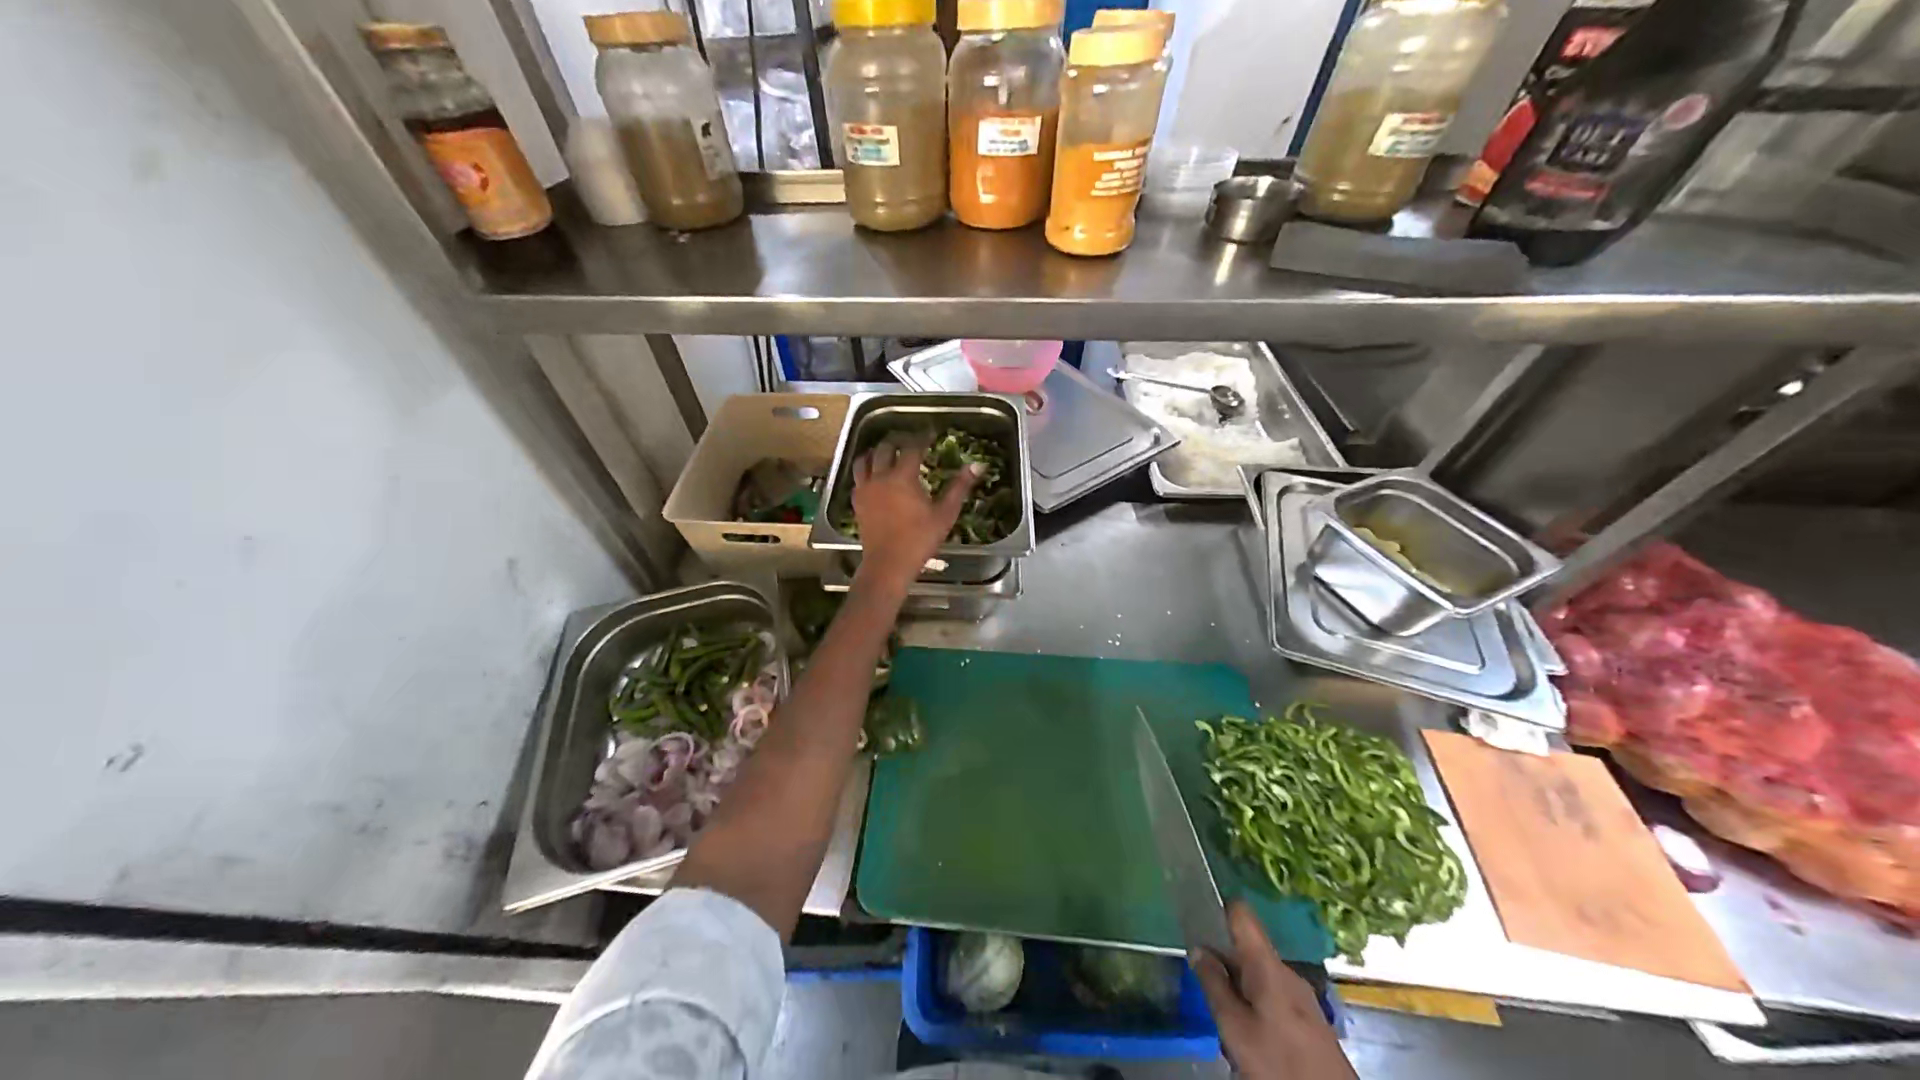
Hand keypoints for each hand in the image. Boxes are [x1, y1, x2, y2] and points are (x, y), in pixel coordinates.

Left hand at [850, 434, 979, 595]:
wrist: (888, 564)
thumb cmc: (919, 540)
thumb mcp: (945, 514)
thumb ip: (959, 487)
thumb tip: (976, 466)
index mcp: (902, 477)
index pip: (912, 447)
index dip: (922, 437)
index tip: (930, 433)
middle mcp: (880, 477)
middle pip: (885, 448)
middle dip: (897, 441)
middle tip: (909, 442)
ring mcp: (865, 489)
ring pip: (864, 459)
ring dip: (876, 452)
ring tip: (887, 452)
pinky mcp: (857, 502)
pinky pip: (858, 477)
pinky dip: (865, 469)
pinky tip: (874, 475)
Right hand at [1194, 902, 1356, 1079]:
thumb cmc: (1279, 1062)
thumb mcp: (1235, 1027)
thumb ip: (1214, 985)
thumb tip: (1198, 949)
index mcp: (1268, 965)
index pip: (1242, 914)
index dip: (1217, 908)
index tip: (1194, 916)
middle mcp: (1286, 972)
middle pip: (1246, 948)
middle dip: (1222, 961)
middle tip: (1201, 984)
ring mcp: (1299, 994)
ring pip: (1257, 975)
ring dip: (1235, 988)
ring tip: (1222, 1017)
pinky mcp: (1307, 1017)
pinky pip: (1271, 995)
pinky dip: (1252, 1003)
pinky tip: (1245, 1032)